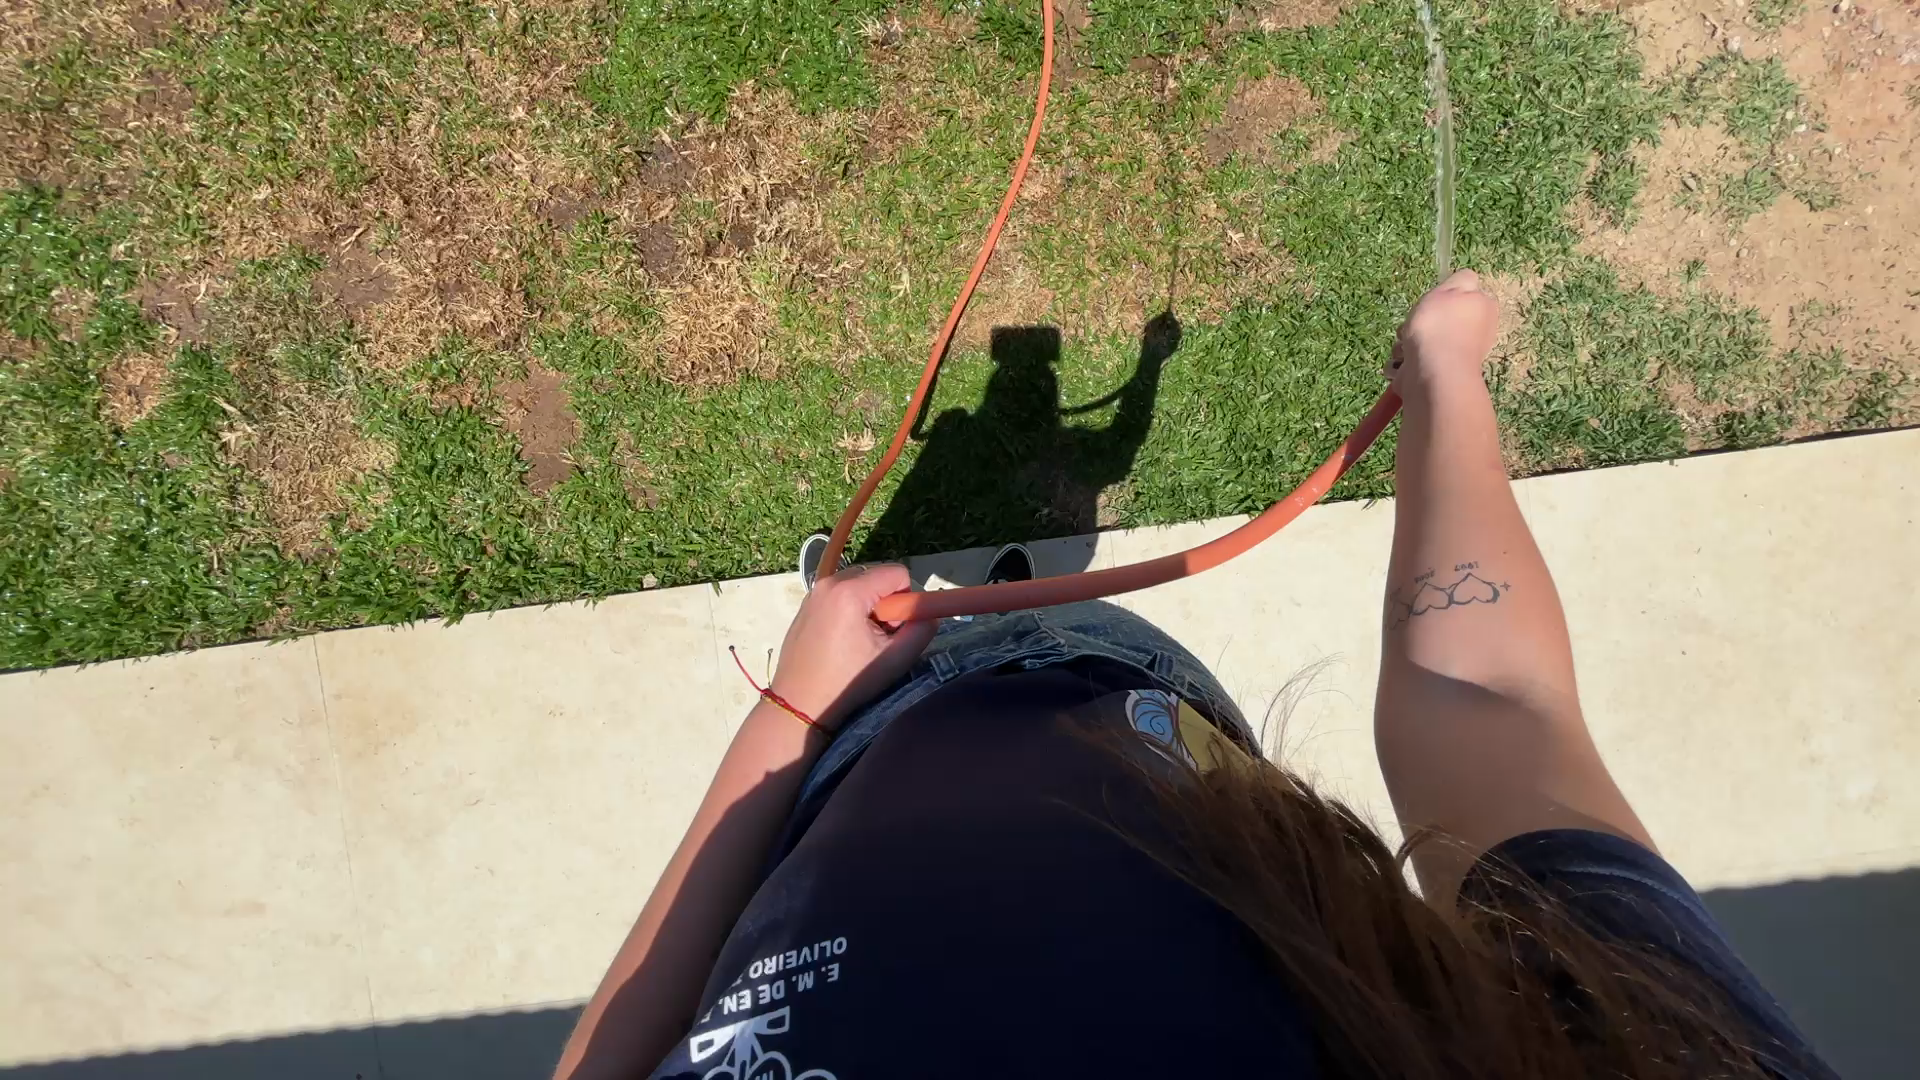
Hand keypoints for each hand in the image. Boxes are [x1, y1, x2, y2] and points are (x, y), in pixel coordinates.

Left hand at [768, 564, 936, 730]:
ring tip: (860, 641)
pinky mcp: (805, 606)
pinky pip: (839, 595)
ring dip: (868, 606)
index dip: (905, 599)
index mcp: (849, 591)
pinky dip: (849, 610)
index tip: (895, 629)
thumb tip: (930, 614)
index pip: (897, 572)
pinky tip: (842, 641)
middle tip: (879, 636)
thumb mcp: (895, 659)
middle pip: (876, 576)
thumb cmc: (848, 682)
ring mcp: (813, 593)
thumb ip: (922, 629)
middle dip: (886, 602)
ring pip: (858, 585)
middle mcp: (828, 583)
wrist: (799, 705)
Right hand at [1386, 269, 1498, 390]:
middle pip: (1436, 321)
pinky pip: (1410, 364)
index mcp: (1481, 309)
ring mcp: (1451, 356)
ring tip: (1405, 349)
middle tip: (1412, 327)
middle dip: (1417, 324)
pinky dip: (1402, 364)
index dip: (1442, 298)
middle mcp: (1472, 333)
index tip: (1430, 304)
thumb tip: (1466, 279)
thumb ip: (1461, 279)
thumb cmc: (1439, 326)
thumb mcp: (1452, 289)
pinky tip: (1404, 364)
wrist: (1432, 371)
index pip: (1461, 297)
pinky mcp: (1432, 375)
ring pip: (1419, 343)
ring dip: (1404, 345)